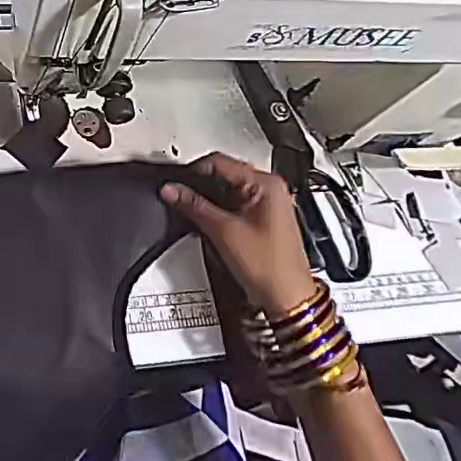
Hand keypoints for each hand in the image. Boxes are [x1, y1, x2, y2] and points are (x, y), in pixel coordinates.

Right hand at [161, 153, 316, 314]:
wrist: (288, 298)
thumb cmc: (270, 268)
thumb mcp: (223, 232)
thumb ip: (194, 206)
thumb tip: (172, 190)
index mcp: (266, 183)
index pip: (220, 162)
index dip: (193, 171)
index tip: (176, 183)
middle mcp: (271, 188)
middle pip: (224, 173)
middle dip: (201, 185)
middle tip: (181, 195)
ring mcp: (269, 203)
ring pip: (228, 189)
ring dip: (210, 199)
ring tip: (194, 211)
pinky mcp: (264, 217)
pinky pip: (236, 203)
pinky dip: (220, 210)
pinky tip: (211, 222)